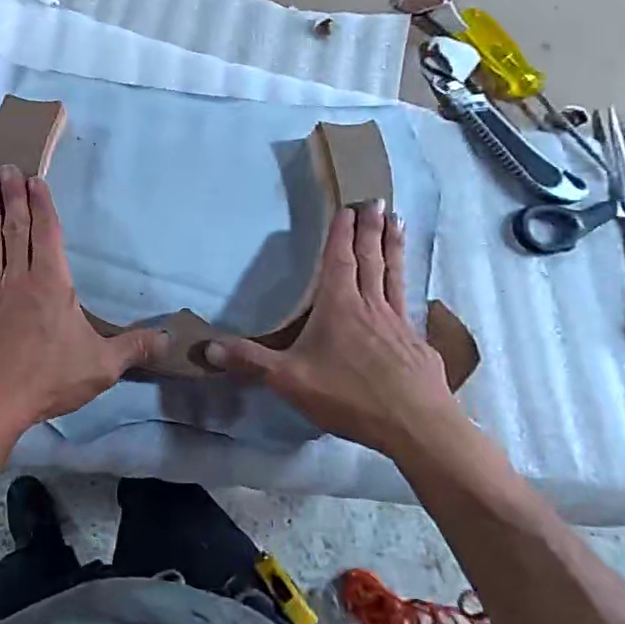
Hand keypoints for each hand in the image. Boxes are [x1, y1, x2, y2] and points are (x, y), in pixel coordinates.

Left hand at [0, 167, 165, 435]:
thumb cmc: (49, 378)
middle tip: (7, 166)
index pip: (47, 235)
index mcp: (51, 285)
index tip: (35, 179)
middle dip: (13, 196)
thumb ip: (133, 348)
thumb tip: (167, 339)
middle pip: (16, 229)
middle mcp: (19, 280)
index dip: (43, 206)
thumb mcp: (102, 366)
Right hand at [204, 200, 458, 454]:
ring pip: (394, 273)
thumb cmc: (348, 396)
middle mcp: (371, 305)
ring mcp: (398, 322)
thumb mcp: (289, 380)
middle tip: (377, 201)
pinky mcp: (416, 342)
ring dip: (394, 246)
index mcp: (340, 306)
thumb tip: (208, 348)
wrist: (413, 422)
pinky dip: (408, 285)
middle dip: (371, 228)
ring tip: (399, 222)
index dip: (342, 233)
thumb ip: (251, 361)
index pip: (340, 260)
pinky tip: (413, 287)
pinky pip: (409, 303)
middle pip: (371, 258)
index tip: (348, 207)